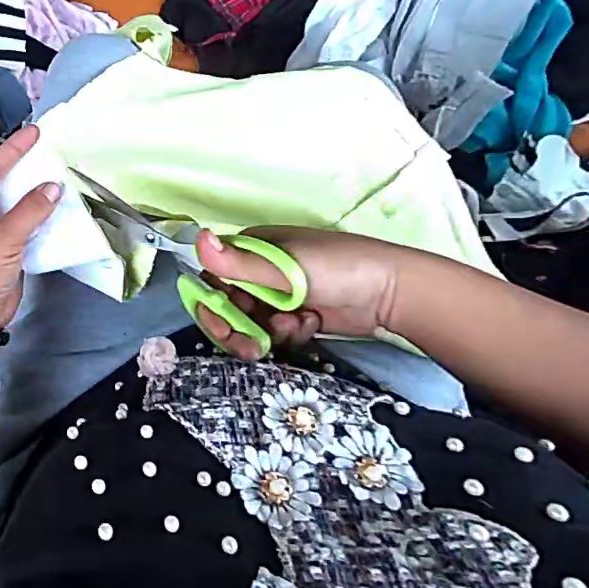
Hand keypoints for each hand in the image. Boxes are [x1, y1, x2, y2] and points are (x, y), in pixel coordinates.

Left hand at [0, 125, 61, 333]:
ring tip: (58, 171)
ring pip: (16, 203)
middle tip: (49, 148)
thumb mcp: (3, 240)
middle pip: (2, 183)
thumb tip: (55, 186)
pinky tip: (58, 204)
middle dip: (25, 168)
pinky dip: (40, 214)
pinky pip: (25, 222)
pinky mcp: (6, 246)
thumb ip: (30, 211)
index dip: (12, 151)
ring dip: (35, 192)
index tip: (34, 132)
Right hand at [190, 227, 411, 360]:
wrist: (390, 292)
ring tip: (297, 327)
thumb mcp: (284, 267)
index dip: (213, 306)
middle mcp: (260, 271)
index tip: (225, 326)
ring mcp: (278, 295)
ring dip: (269, 332)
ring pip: (251, 325)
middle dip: (239, 330)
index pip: (213, 280)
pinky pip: (275, 333)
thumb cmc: (337, 268)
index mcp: (252, 250)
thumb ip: (239, 263)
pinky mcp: (294, 316)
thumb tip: (198, 238)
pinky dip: (289, 334)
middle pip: (228, 308)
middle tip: (255, 349)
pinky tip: (310, 325)